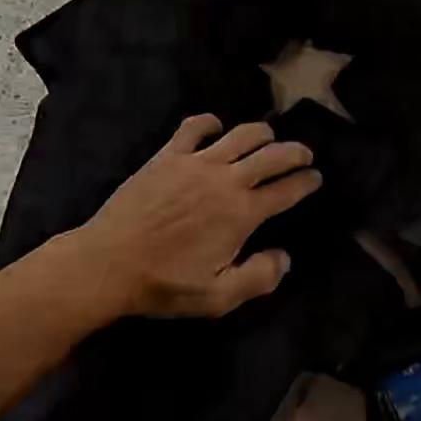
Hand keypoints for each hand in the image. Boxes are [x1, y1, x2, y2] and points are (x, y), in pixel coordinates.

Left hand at [70, 114, 322, 318]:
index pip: (288, 189)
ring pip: (242, 134)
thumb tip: (285, 256)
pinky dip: (210, 123)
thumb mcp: (219, 297)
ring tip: (270, 138)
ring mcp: (196, 163)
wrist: (104, 265)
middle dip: (296, 152)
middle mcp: (227, 180)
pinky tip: (216, 128)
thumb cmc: (164, 284)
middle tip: (304, 155)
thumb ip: (260, 277)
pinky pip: (194, 127)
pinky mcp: (168, 156)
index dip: (307, 182)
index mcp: (243, 213)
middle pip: (274, 154)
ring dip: (263, 133)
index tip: (316, 179)